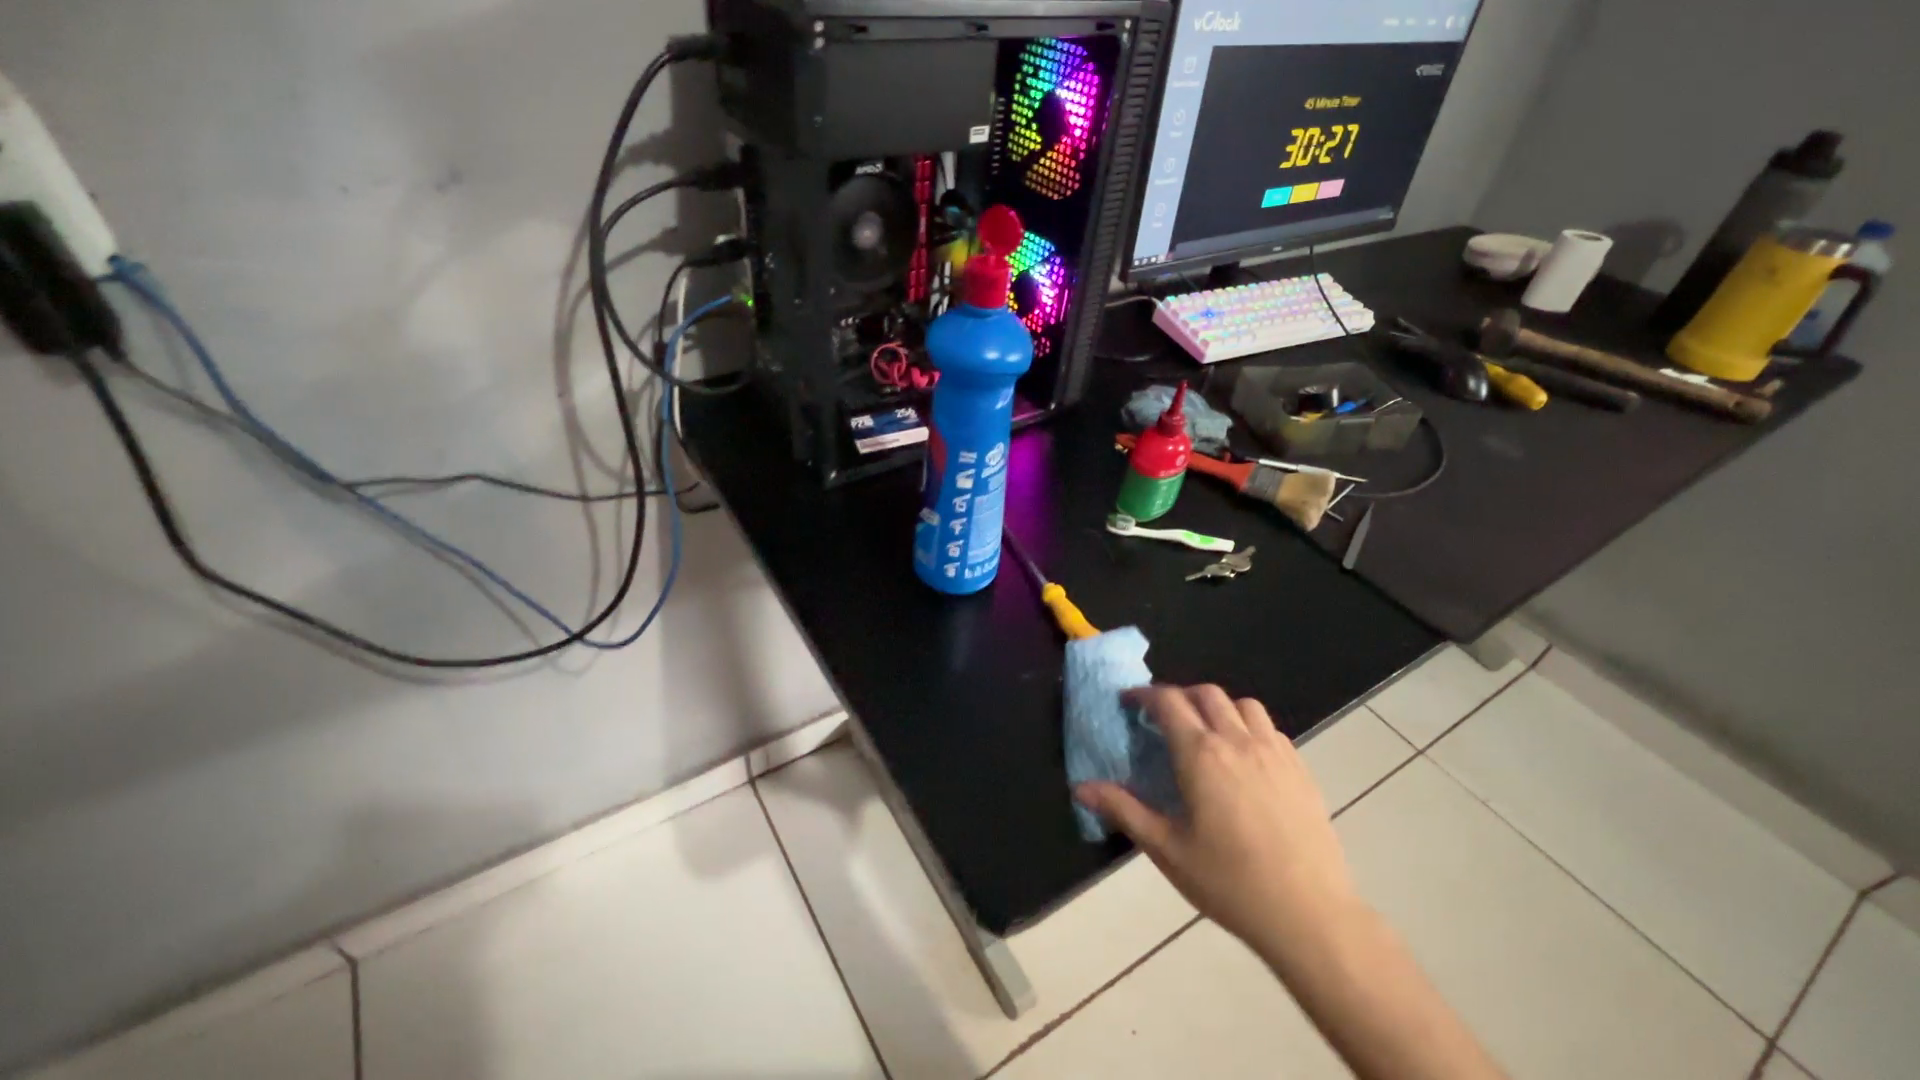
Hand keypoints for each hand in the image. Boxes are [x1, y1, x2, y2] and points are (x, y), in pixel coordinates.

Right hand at [1077, 685, 1357, 953]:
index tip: (1129, 702)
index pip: (1169, 702)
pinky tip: (1244, 759)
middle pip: (1207, 694)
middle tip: (1162, 718)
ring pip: (1244, 705)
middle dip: (1180, 696)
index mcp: (1201, 755)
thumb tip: (1080, 788)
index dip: (1145, 695)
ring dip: (1218, 707)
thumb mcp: (1167, 849)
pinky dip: (1249, 727)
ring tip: (1205, 732)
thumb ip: (1124, 810)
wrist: (1308, 911)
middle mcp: (1239, 741)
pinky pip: (1271, 729)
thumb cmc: (1229, 882)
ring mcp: (1276, 752)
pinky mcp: (1301, 770)